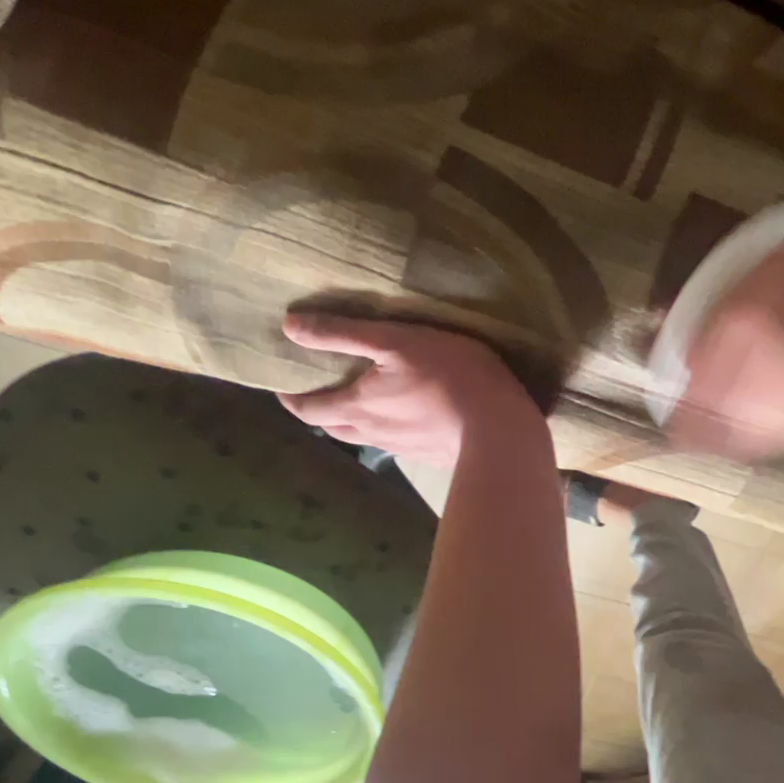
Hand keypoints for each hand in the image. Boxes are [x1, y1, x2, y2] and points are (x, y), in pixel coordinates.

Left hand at [278, 309, 543, 468]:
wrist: (501, 430)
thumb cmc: (450, 376)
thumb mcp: (396, 340)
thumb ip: (343, 333)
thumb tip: (287, 326)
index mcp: (357, 406)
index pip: (308, 408)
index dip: (291, 397)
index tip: (283, 385)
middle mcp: (373, 433)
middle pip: (334, 428)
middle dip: (320, 412)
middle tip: (321, 394)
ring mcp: (405, 449)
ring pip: (366, 439)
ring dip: (355, 425)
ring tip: (363, 407)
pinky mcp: (433, 456)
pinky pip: (401, 445)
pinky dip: (393, 432)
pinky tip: (410, 421)